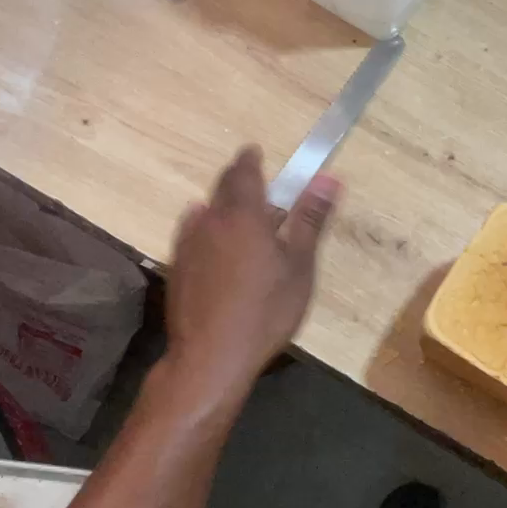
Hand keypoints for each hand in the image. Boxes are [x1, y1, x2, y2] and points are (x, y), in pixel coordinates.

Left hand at [163, 146, 339, 398]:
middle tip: (252, 180)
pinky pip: (192, 236)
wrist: (212, 355)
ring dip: (222, 207)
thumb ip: (311, 220)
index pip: (245, 173)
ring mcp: (188, 245)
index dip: (251, 160)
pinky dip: (206, 230)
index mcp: (244, 215)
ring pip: (205, 213)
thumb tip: (329, 178)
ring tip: (238, 215)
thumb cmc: (266, 312)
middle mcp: (210, 221)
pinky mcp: (177, 269)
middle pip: (222, 189)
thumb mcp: (299, 268)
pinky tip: (213, 245)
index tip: (256, 152)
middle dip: (237, 180)